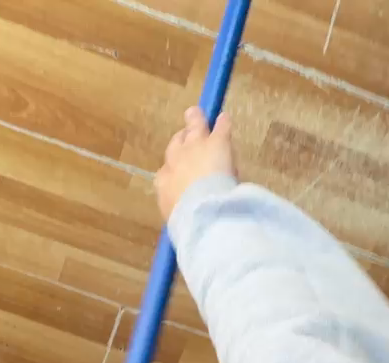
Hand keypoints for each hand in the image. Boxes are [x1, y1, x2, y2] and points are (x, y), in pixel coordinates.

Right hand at [156, 106, 235, 221]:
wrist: (200, 211)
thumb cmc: (186, 222)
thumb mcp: (175, 221)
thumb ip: (178, 214)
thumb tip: (182, 221)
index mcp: (164, 185)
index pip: (165, 173)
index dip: (172, 169)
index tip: (176, 171)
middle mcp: (176, 162)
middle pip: (175, 146)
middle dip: (179, 141)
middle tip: (183, 135)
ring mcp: (196, 149)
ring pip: (194, 128)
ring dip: (195, 120)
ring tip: (194, 113)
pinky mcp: (217, 142)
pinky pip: (220, 127)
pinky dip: (222, 123)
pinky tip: (224, 118)